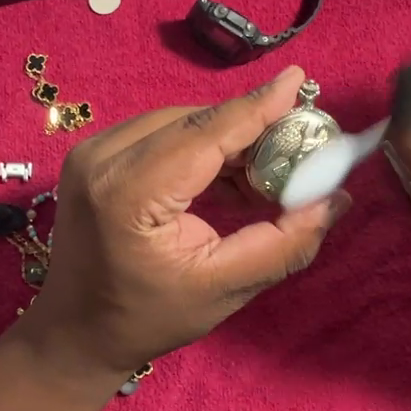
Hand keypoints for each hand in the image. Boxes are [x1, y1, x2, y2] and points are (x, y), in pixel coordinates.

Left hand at [11, 66, 351, 384]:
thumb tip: (335, 198)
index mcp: (128, 193)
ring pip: (177, 122)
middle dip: (248, 129)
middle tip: (295, 148)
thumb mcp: (223, 289)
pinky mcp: (91, 154)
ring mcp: (91, 151)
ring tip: (264, 172)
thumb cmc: (146, 318)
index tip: (298, 79)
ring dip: (223, 138)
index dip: (257, 107)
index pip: (205, 134)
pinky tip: (227, 174)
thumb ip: (283, 244)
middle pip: (192, 121)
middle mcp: (103, 158)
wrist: (74, 331)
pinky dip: (196, 146)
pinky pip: (157, 132)